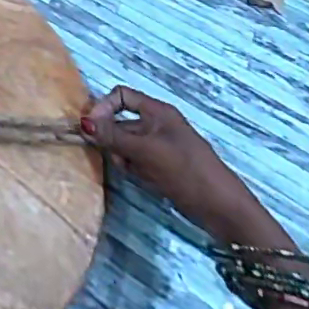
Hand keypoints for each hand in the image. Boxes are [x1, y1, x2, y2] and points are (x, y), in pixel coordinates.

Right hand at [82, 87, 274, 243]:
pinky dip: (136, 169)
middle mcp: (158, 124)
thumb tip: (81, 123)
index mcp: (158, 111)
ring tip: (135, 173)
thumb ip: (112, 136)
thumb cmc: (187, 172)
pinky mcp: (165, 167)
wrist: (227, 213)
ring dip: (124, 157)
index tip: (93, 127)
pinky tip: (146, 182)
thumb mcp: (146, 152)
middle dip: (114, 139)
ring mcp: (162, 146)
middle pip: (121, 121)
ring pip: (128, 144)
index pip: (120, 95)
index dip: (104, 107)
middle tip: (116, 157)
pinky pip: (139, 160)